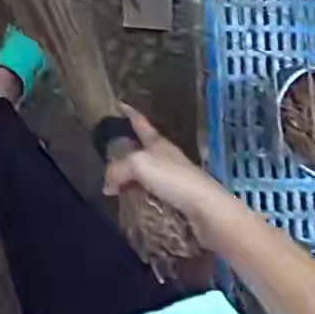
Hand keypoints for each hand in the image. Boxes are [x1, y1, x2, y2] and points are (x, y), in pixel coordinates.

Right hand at [102, 103, 232, 241]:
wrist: (207, 210)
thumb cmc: (173, 178)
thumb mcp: (138, 165)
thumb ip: (117, 170)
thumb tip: (107, 185)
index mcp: (157, 142)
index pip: (140, 122)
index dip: (129, 112)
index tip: (119, 103)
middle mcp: (165, 156)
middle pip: (141, 148)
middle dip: (126, 150)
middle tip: (108, 154)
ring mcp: (172, 178)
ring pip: (145, 172)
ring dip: (131, 177)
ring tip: (115, 185)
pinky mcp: (177, 199)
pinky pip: (151, 193)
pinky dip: (139, 195)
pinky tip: (132, 203)